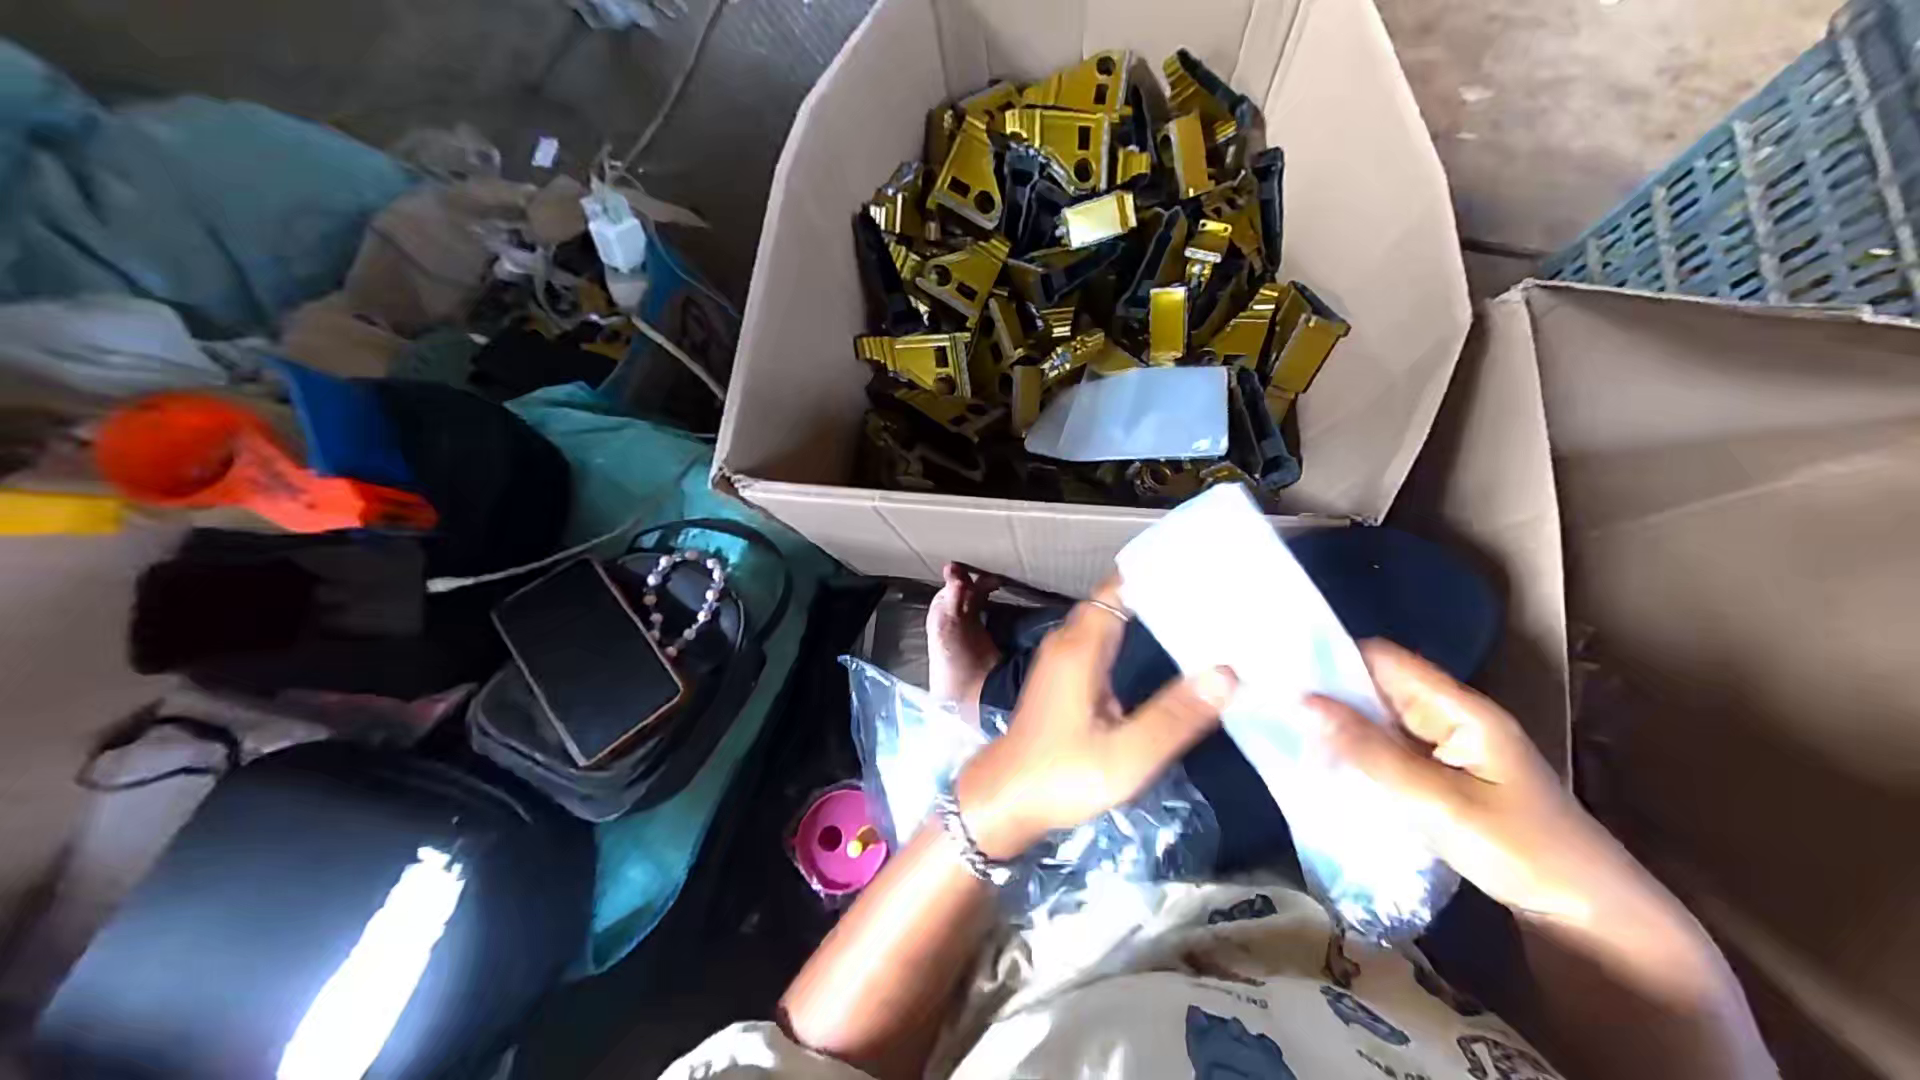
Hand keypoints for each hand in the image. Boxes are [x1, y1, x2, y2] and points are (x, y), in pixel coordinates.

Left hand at [954, 579, 1236, 859]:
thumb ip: (1176, 715)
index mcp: (1080, 648)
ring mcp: (1060, 660)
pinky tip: (1159, 649)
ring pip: (1105, 619)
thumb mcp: (1127, 755)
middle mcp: (1067, 643)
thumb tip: (1227, 671)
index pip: (1118, 588)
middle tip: (1209, 593)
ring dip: (1142, 611)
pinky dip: (1129, 633)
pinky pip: (1099, 640)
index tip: (1198, 570)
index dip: (1154, 573)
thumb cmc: (1062, 775)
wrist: (1005, 799)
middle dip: (1156, 591)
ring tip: (1195, 613)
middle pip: (1113, 600)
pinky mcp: (1061, 679)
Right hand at [1307, 640, 1630, 924]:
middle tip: (1273, 702)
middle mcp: (1449, 718)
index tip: (1283, 668)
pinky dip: (1356, 751)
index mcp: (1460, 709)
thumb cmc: (1521, 852)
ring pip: (1379, 719)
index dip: (1336, 656)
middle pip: (1378, 686)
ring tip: (1286, 729)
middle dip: (1329, 692)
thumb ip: (1369, 751)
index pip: (1385, 659)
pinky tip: (1325, 763)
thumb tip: (1304, 701)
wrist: (1589, 919)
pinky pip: (1386, 749)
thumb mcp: (1438, 801)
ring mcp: (1445, 748)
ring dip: (1339, 724)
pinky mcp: (1440, 777)